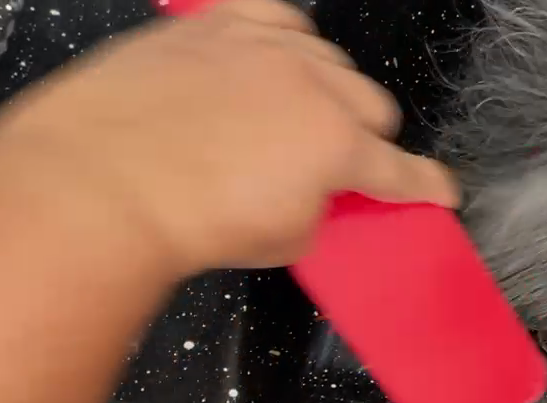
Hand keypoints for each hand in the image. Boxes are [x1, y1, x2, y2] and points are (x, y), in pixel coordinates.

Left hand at [0, 0, 458, 272]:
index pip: (406, 171)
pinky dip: (285, 40)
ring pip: (331, 56)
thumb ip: (327, 204)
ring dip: (330, 90)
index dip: (431, 187)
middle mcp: (311, 85)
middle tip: (340, 164)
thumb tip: (324, 187)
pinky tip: (270, 63)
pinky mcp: (211, 25)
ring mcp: (260, 46)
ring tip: (301, 115)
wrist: (103, 183)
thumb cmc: (200, 221)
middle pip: (375, 103)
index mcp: (339, 146)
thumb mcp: (292, 236)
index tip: (443, 192)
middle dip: (368, 137)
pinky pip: (275, 15)